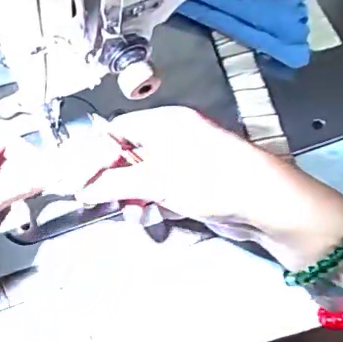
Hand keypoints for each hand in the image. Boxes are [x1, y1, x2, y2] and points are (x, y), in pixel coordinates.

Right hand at [63, 107, 342, 268]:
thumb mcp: (160, 180)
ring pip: (140, 180)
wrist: (268, 207)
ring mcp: (183, 165)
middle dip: (111, 181)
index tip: (74, 180)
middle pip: (125, 157)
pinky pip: (158, 195)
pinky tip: (149, 218)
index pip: (115, 132)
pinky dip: (150, 206)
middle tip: (95, 201)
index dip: (92, 156)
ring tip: (133, 214)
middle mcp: (172, 139)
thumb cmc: (215, 181)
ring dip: (131, 199)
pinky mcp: (191, 188)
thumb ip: (117, 183)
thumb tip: (83, 189)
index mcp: (166, 123)